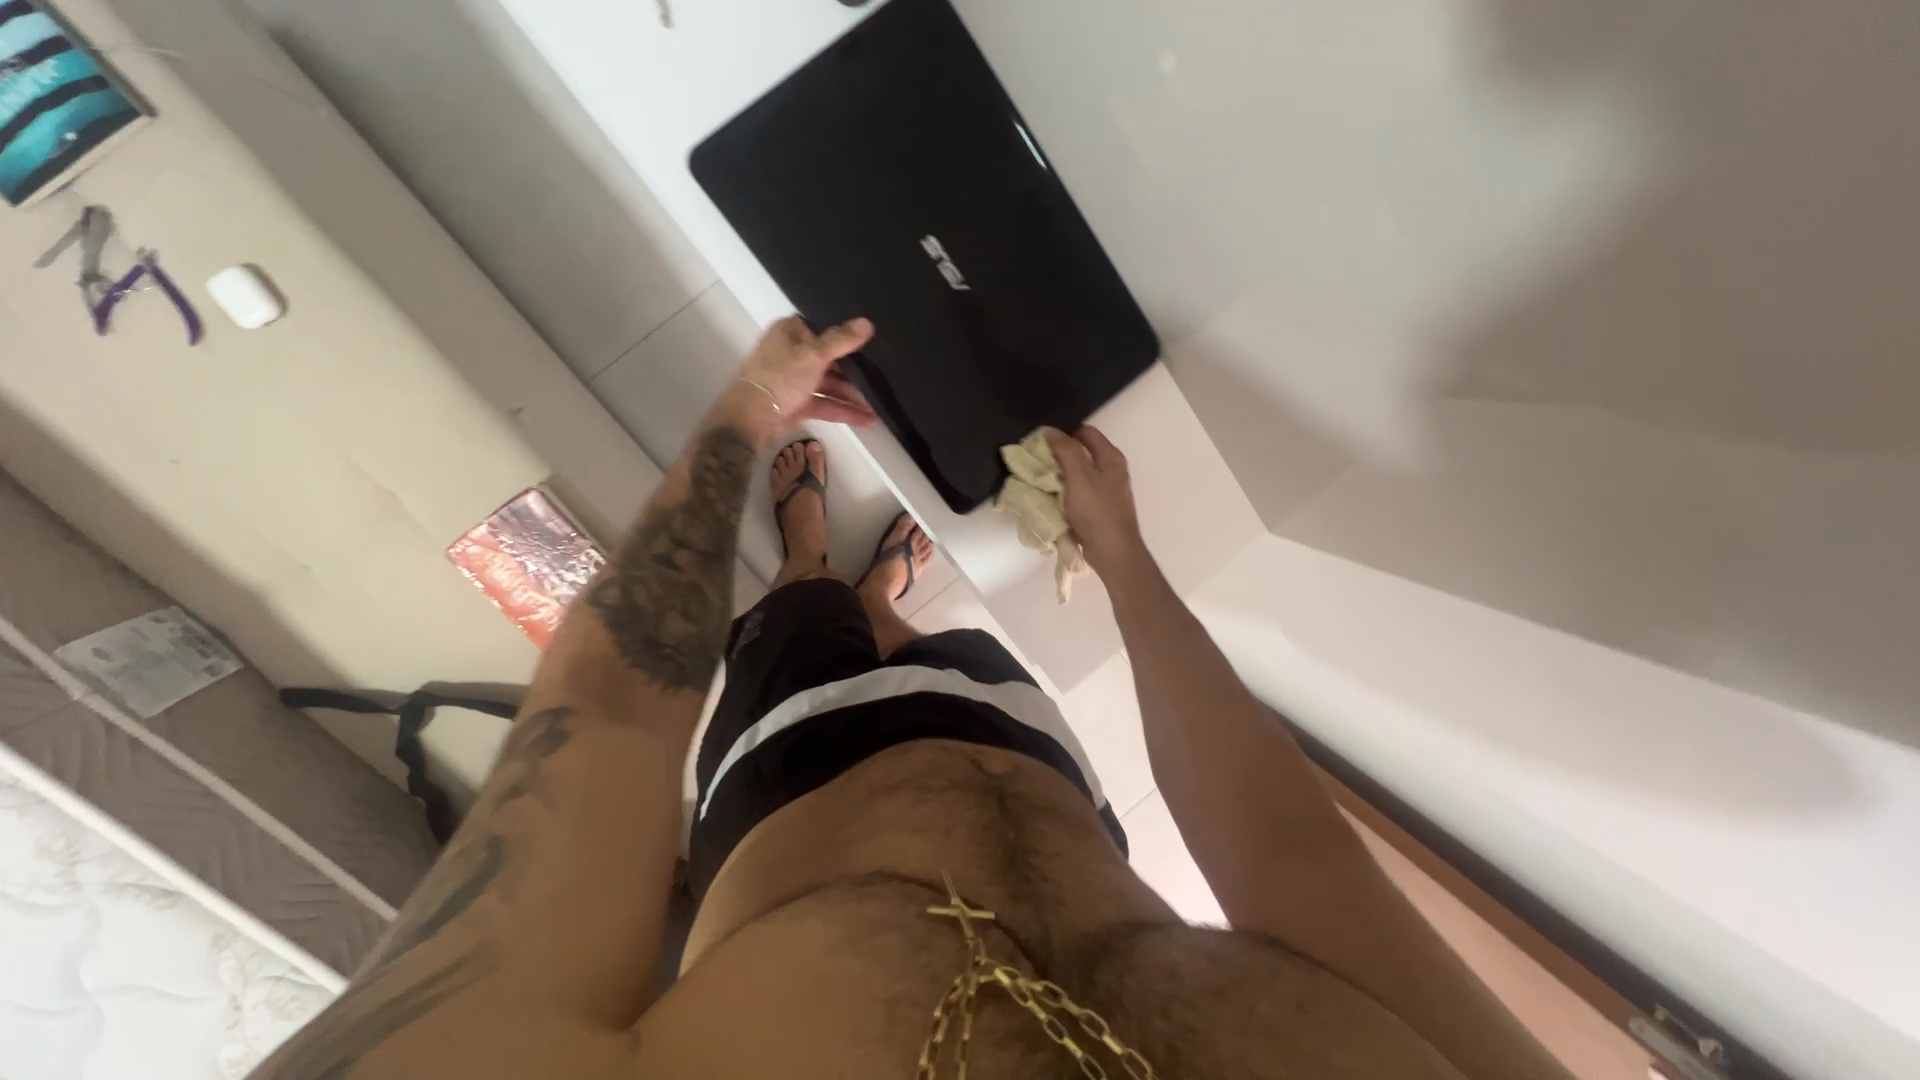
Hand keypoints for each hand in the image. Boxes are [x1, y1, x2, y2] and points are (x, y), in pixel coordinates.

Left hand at [735, 315, 878, 430]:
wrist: (749, 419)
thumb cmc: (779, 378)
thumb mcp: (813, 355)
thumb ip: (841, 340)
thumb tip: (868, 323)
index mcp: (790, 333)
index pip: (823, 328)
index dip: (845, 335)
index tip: (872, 342)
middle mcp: (792, 353)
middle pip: (829, 359)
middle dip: (854, 371)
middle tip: (882, 376)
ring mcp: (793, 380)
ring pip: (828, 383)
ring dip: (852, 395)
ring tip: (879, 405)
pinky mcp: (796, 403)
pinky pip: (824, 403)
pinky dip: (843, 410)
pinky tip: (867, 419)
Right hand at [1043, 426, 1147, 576]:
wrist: (1112, 551)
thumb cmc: (1096, 510)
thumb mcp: (1079, 475)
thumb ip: (1065, 450)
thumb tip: (1050, 431)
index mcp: (1111, 457)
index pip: (1086, 432)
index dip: (1064, 433)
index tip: (1042, 443)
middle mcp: (1111, 471)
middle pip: (1082, 453)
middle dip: (1059, 456)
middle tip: (1037, 462)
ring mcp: (1106, 491)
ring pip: (1078, 475)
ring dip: (1060, 476)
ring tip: (1039, 481)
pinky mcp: (1099, 509)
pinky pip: (1078, 494)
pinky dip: (1065, 494)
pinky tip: (1051, 500)